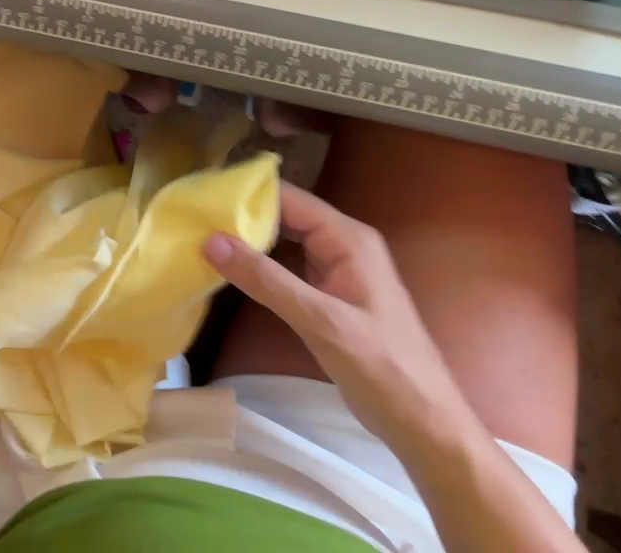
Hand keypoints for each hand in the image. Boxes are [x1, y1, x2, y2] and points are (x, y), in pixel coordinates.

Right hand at [202, 186, 473, 450]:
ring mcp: (340, 270)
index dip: (247, 193)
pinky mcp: (332, 295)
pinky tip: (234, 269)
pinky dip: (263, 263)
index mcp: (349, 239)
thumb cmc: (381, 368)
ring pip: (287, 240)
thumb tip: (210, 240)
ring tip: (203, 235)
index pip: (290, 198)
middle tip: (195, 216)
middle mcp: (345, 245)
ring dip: (251, 239)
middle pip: (287, 215)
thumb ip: (265, 279)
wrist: (425, 425)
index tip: (202, 195)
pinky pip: (291, 265)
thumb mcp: (319, 321)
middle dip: (244, 214)